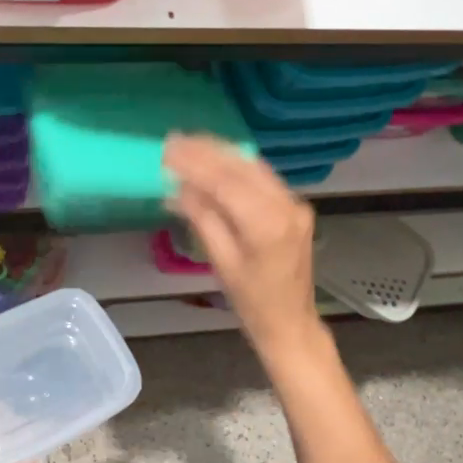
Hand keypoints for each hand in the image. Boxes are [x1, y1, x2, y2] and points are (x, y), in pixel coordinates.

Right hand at [164, 134, 321, 348]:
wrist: (291, 322)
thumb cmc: (252, 302)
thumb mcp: (221, 263)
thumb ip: (203, 219)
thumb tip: (178, 189)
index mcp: (266, 224)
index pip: (225, 182)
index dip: (195, 163)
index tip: (168, 150)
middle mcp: (286, 205)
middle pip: (241, 166)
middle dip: (207, 151)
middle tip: (175, 141)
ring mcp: (294, 204)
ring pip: (253, 167)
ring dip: (221, 154)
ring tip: (190, 145)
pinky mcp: (294, 207)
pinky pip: (262, 178)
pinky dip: (236, 167)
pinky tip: (215, 163)